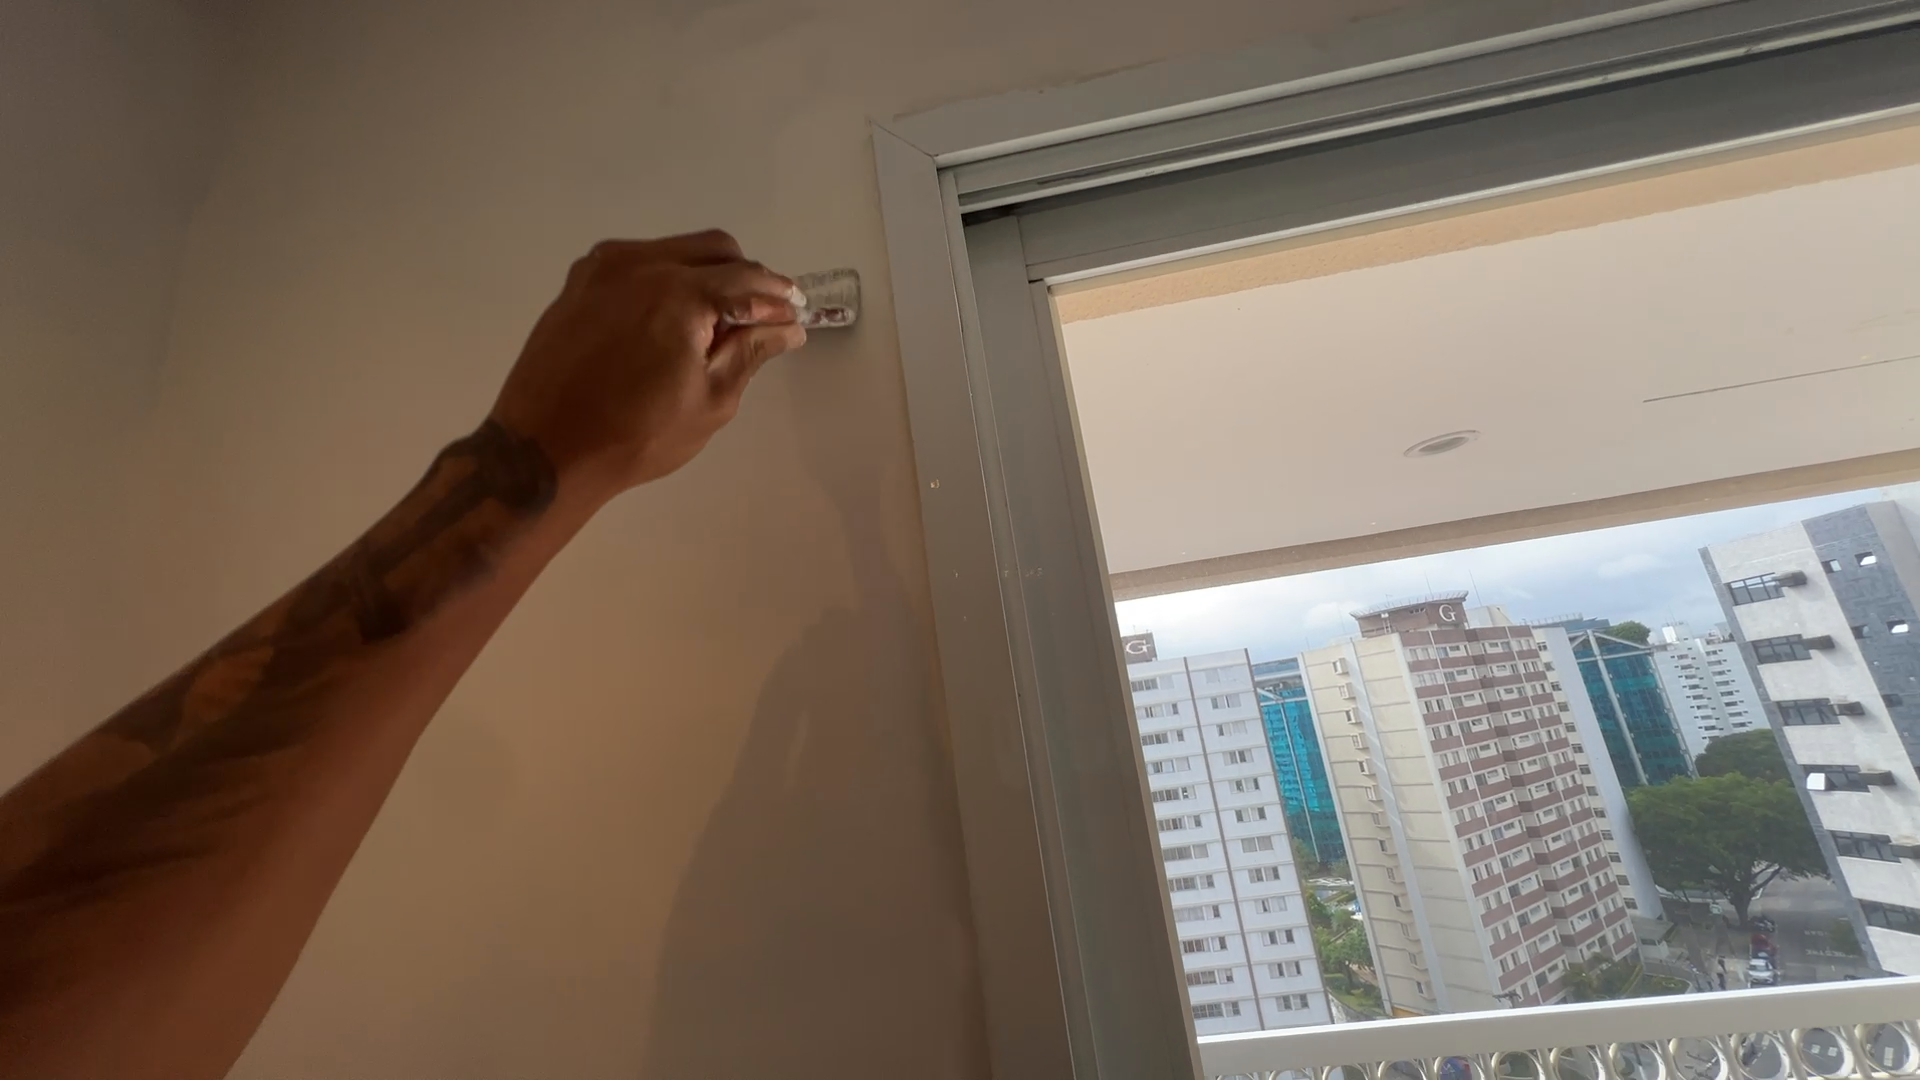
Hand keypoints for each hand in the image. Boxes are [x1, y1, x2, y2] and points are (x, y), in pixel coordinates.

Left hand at [488, 230, 806, 502]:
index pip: (747, 278)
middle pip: (715, 248)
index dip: (779, 295)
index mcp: (677, 293)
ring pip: (677, 251)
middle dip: (747, 279)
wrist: (547, 449)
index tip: (797, 314)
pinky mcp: (581, 281)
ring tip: (717, 327)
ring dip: (708, 277)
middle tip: (761, 320)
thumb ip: (752, 350)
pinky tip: (673, 323)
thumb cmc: (640, 434)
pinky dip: (669, 281)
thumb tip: (788, 325)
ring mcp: (603, 268)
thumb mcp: (713, 399)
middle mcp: (639, 263)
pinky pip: (641, 263)